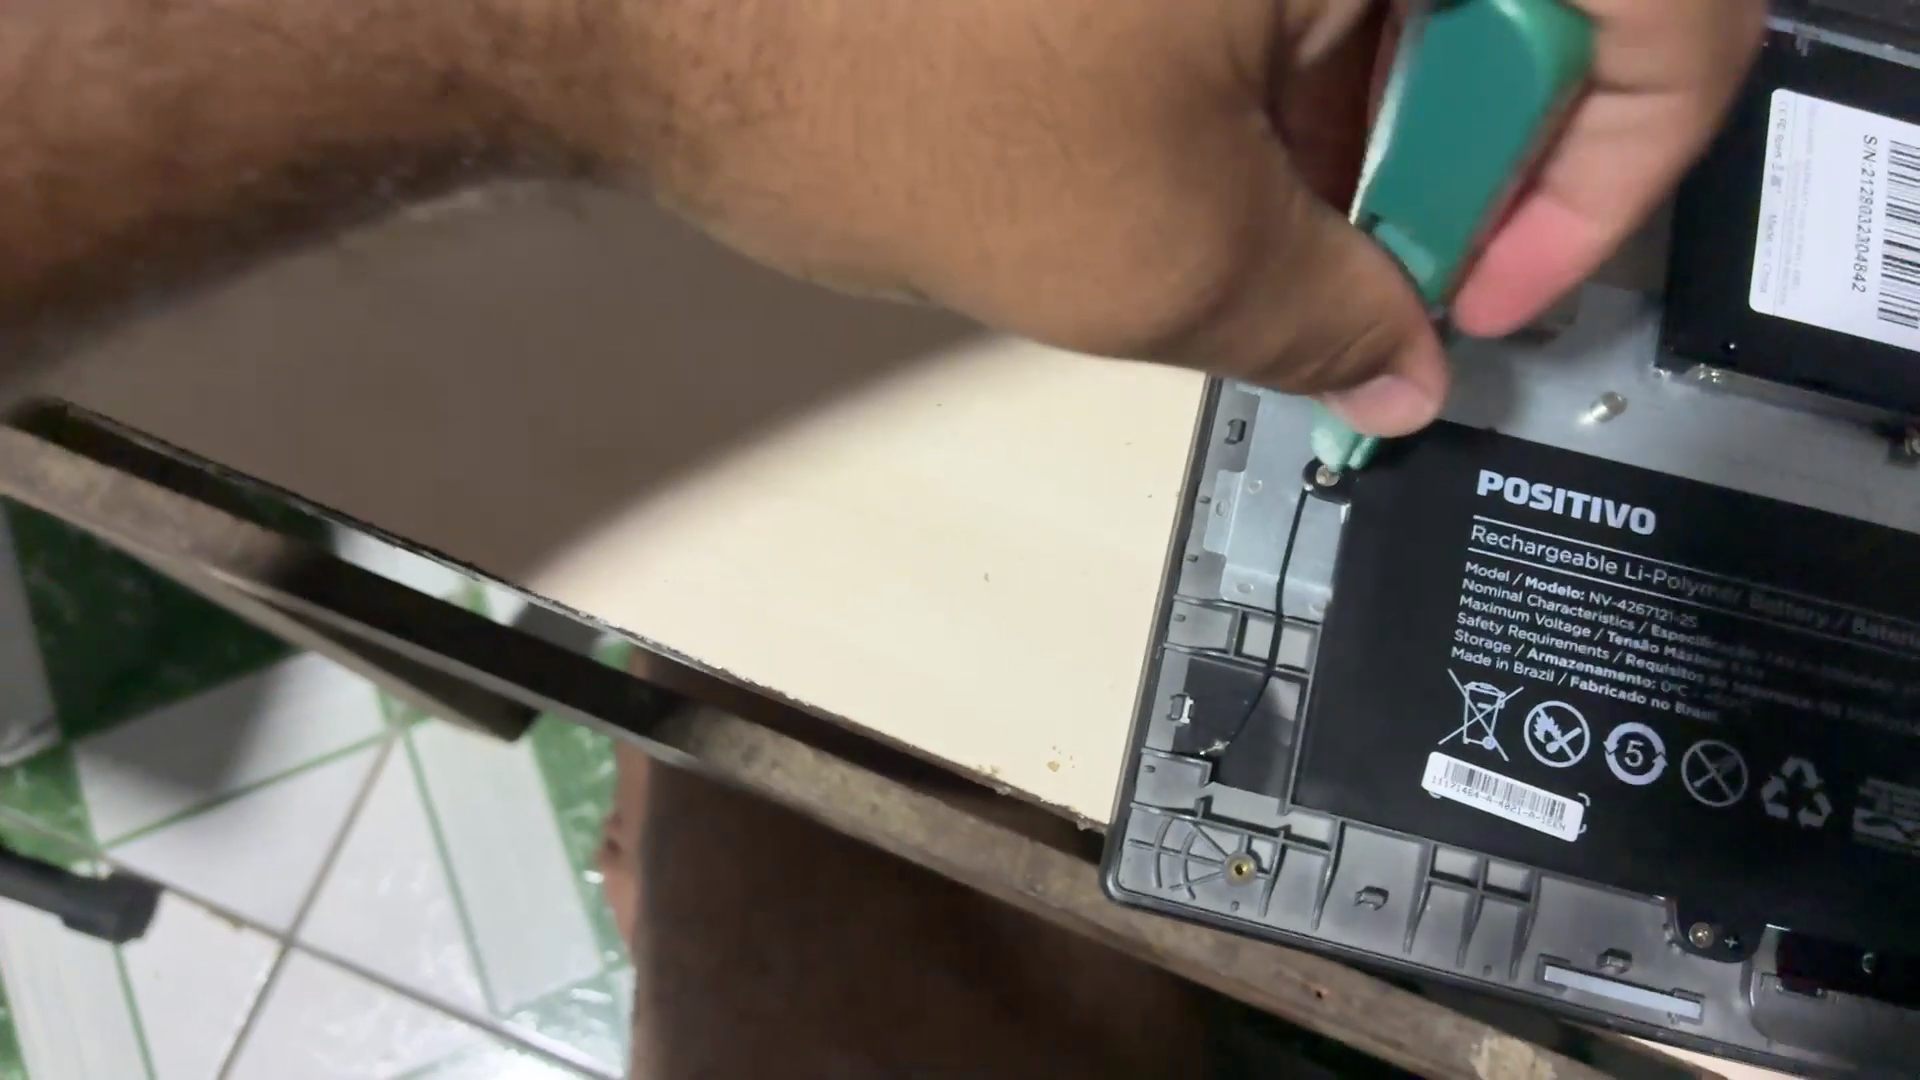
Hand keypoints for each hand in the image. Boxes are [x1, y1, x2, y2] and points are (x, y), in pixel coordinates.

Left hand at [626, 0, 1763, 434]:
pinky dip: (1266, 103)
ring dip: (1341, 150)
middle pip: (1499, 1)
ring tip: (1263, 262)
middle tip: (1364, 302)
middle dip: (1445, 172)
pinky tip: (1207, 181)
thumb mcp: (1154, 253)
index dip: (1608, 167)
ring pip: (1369, 7)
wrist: (661, 13)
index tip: (1485, 296)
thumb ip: (1318, 321)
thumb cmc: (908, 111)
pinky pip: (1268, 5)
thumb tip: (1405, 382)